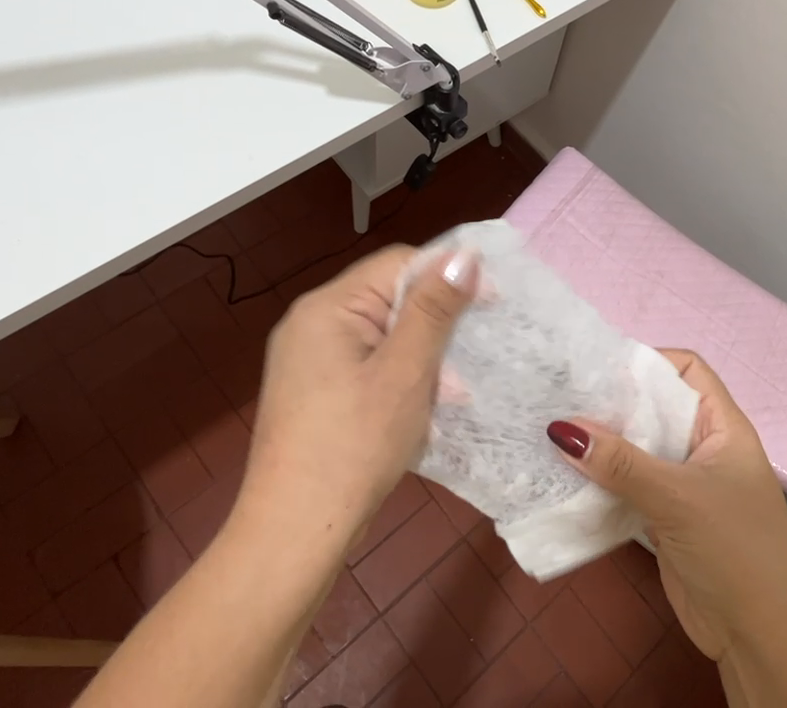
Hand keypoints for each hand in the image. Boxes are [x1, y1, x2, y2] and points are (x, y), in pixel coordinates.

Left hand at [238, 245, 478, 541]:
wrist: (293, 532)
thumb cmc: (355, 446)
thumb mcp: (405, 372)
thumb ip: (434, 309)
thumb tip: (464, 254)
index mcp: (327, 307)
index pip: (398, 263)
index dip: (447, 276)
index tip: (492, 305)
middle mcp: (310, 322)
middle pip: (388, 296)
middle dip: (435, 322)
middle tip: (473, 354)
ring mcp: (306, 359)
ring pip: (380, 333)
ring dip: (420, 354)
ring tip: (451, 391)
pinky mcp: (311, 390)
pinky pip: (365, 362)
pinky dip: (397, 376)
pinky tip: (420, 407)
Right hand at [546, 350, 786, 662]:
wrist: (760, 636)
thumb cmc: (733, 549)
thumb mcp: (677, 498)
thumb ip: (621, 463)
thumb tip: (561, 429)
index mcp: (723, 427)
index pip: (688, 370)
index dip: (649, 360)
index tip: (599, 366)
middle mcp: (704, 447)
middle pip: (656, 408)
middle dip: (614, 402)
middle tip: (560, 395)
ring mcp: (685, 484)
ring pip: (639, 449)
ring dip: (603, 444)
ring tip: (552, 430)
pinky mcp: (666, 517)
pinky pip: (630, 486)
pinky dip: (602, 480)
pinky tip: (565, 476)